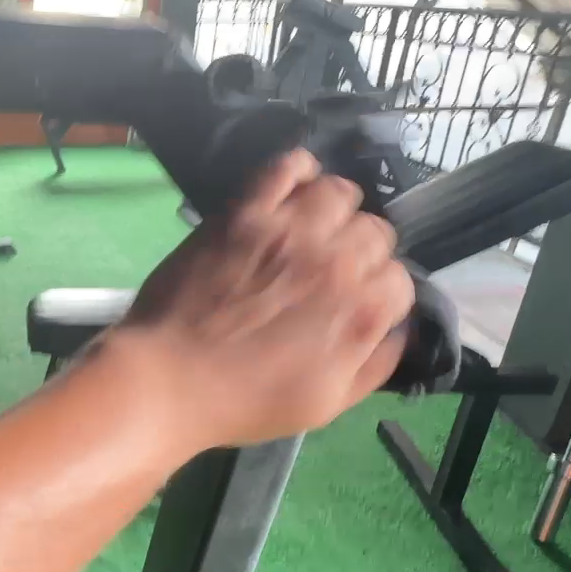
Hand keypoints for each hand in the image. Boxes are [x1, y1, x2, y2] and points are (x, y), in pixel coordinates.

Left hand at [102, 149, 414, 449]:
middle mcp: (335, 262)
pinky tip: (293, 184)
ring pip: (338, 192)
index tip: (349, 298)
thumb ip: (375, 363)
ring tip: (310, 227)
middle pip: (373, 231)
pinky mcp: (243, 214)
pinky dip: (297, 168)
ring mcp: (288, 231)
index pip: (398, 278)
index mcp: (362, 312)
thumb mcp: (327, 404)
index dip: (375, 289)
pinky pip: (285, 167)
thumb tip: (402, 329)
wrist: (167, 379)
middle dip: (357, 249)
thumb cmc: (243, 401)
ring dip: (333, 208)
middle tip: (324, 268)